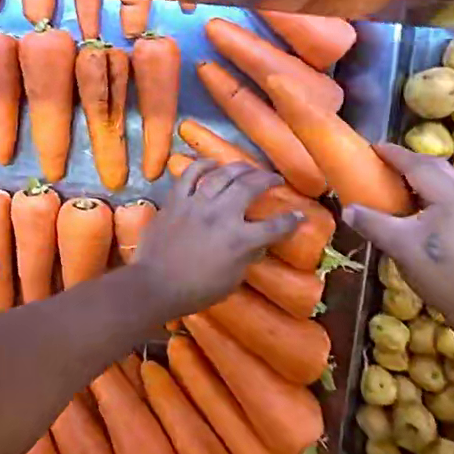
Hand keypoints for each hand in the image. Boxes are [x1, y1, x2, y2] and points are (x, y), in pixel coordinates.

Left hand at [134, 160, 303, 319]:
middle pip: (250, 186)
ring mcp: (197, 204)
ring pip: (222, 175)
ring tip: (249, 167)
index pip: (275, 227)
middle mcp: (222, 215)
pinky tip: (212, 163)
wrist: (155, 285)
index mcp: (239, 240)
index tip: (299, 215)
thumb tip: (258, 242)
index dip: (291, 221)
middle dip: (267, 179)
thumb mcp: (232, 280)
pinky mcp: (176, 200)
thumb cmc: (196, 290)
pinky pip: (190, 174)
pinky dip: (202, 165)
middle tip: (274, 178)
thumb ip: (247, 257)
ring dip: (239, 168)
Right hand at [342, 144, 453, 333]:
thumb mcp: (401, 248)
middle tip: (386, 164)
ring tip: (403, 184)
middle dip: (411, 162)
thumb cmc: (444, 275)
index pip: (417, 164)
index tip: (372, 147)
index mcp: (452, 194)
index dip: (393, 154)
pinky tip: (427, 209)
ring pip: (452, 180)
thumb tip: (348, 208)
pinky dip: (439, 191)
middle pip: (438, 167)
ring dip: (426, 177)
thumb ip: (373, 223)